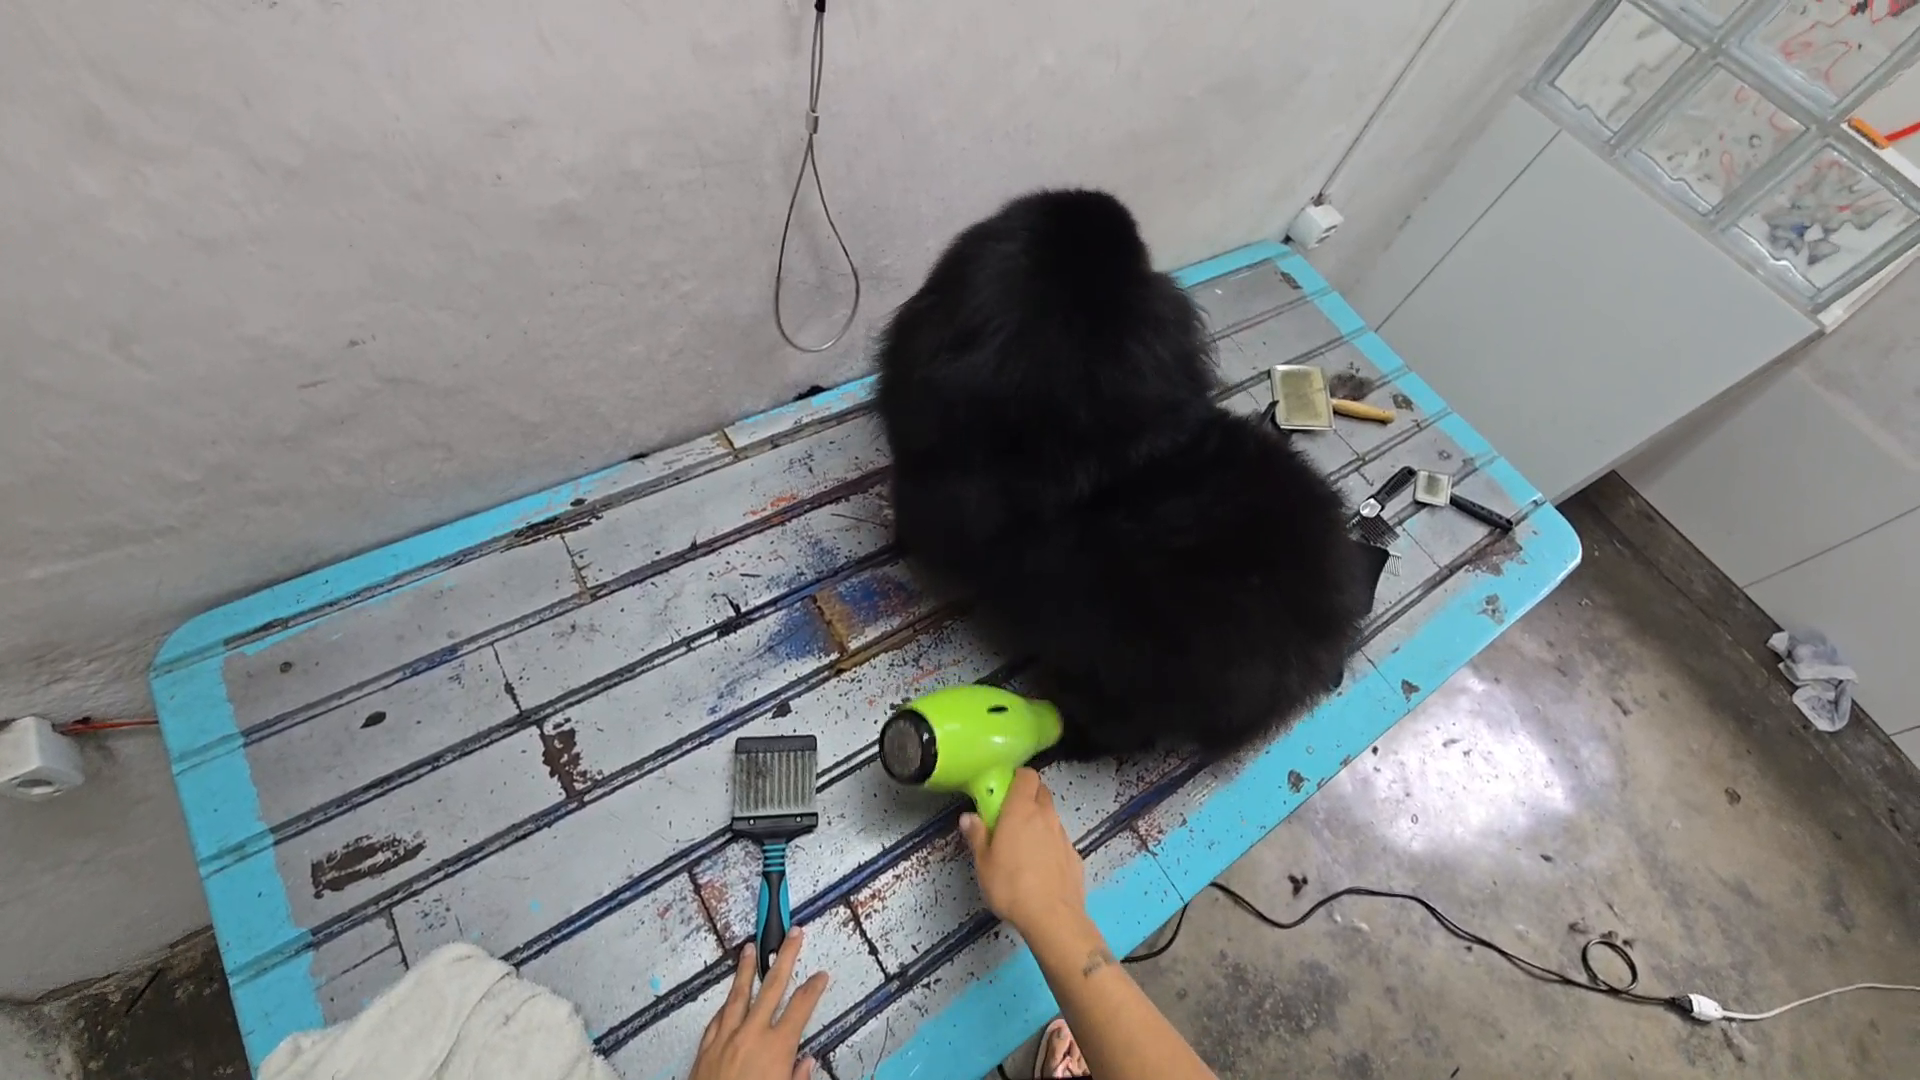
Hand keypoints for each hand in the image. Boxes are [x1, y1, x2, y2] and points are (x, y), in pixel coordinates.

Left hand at [689, 929, 829, 1079]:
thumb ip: (797, 1078)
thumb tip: (805, 1063)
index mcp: (777, 1046)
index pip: (801, 1006)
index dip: (814, 988)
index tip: (821, 975)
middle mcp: (752, 1034)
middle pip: (772, 986)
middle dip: (785, 956)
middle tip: (793, 933)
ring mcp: (725, 1039)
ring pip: (738, 995)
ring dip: (746, 970)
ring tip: (749, 948)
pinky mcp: (704, 1050)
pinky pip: (717, 1019)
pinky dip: (725, 1005)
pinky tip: (727, 998)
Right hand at [958, 768, 1086, 939]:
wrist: (1052, 918)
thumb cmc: (1011, 886)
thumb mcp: (984, 863)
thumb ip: (976, 836)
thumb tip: (969, 817)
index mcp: (1021, 810)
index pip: (1027, 776)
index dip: (1017, 777)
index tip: (1005, 789)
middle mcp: (1045, 816)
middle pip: (1041, 792)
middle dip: (1029, 796)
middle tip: (1011, 815)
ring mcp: (1063, 835)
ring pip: (1052, 816)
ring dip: (1040, 821)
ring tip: (1025, 845)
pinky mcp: (1075, 856)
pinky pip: (1060, 841)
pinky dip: (1051, 845)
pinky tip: (1042, 867)